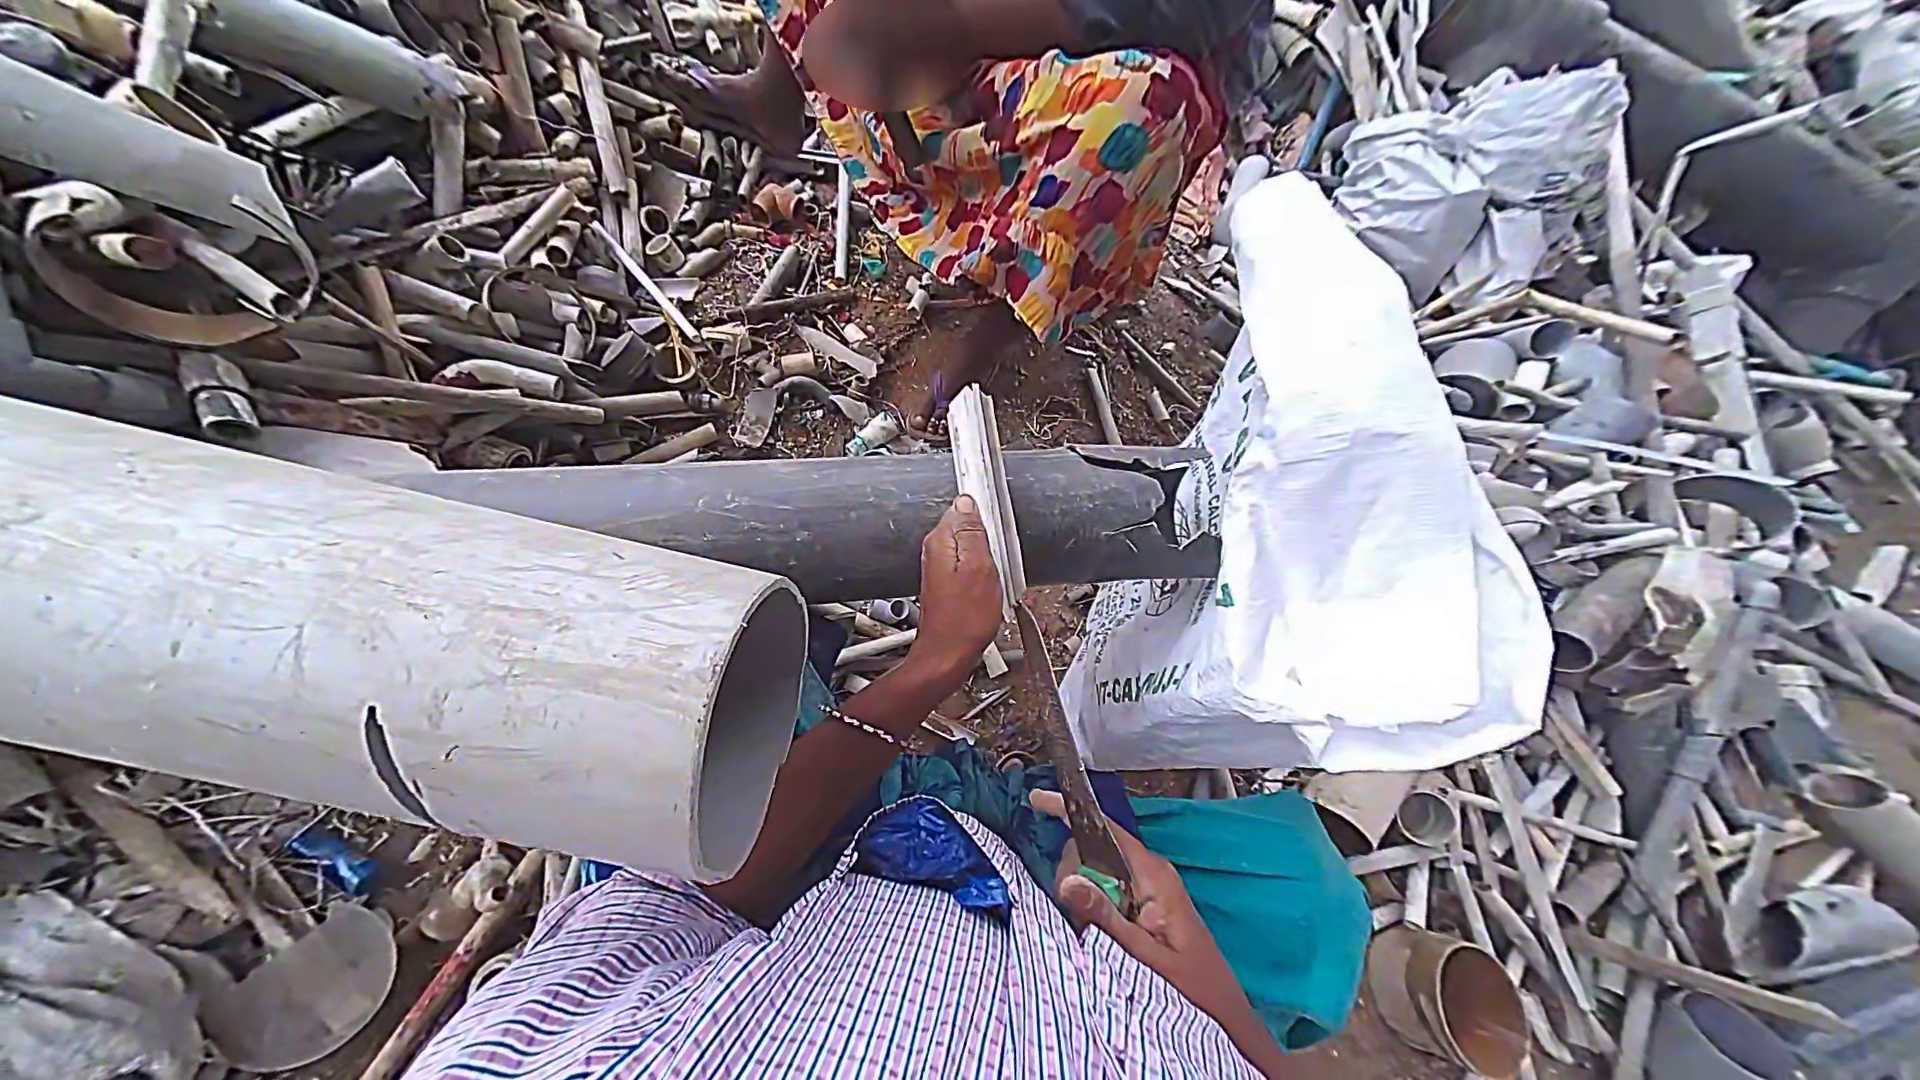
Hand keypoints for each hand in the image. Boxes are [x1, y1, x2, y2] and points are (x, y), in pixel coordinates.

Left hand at [906, 495, 1003, 682]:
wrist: (948, 654)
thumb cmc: (964, 620)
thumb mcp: (980, 569)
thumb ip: (974, 532)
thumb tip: (968, 502)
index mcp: (941, 542)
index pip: (963, 506)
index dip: (987, 514)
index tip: (998, 530)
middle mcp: (936, 551)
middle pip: (969, 526)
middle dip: (990, 541)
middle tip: (998, 562)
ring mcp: (941, 566)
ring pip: (973, 547)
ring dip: (989, 559)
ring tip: (993, 579)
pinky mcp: (948, 580)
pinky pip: (971, 565)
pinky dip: (984, 573)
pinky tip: (987, 589)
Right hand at [1030, 791, 1292, 1075]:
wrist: (1226, 1018)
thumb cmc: (1193, 989)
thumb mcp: (1145, 958)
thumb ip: (1106, 919)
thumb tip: (1066, 881)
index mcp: (1153, 875)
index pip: (1106, 828)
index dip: (1071, 811)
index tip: (1038, 799)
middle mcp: (1149, 871)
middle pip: (1093, 849)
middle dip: (1073, 874)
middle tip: (1077, 921)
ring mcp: (1147, 885)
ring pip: (1095, 870)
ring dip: (1082, 896)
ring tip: (1092, 936)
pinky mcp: (1143, 901)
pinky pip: (1105, 888)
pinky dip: (1092, 906)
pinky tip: (1097, 933)